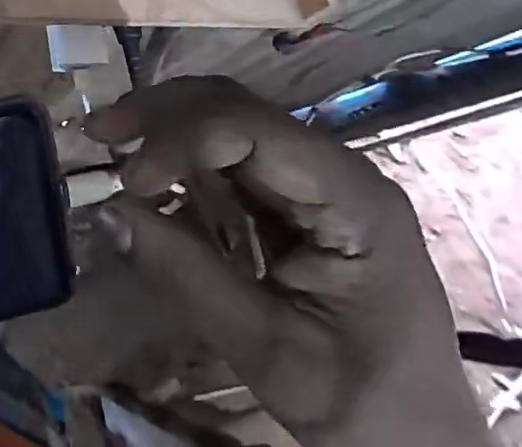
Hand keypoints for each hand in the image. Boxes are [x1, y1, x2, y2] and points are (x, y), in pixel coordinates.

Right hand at [84, 76, 487, 446]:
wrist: (420, 441)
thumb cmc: (364, 406)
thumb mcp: (274, 354)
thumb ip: (192, 278)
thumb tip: (110, 212)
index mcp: (353, 197)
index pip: (258, 130)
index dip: (186, 139)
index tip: (132, 181)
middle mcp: (334, 168)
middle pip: (240, 108)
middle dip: (166, 114)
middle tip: (101, 133)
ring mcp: (314, 178)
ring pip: (229, 120)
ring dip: (167, 126)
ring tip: (112, 142)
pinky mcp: (294, 196)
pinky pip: (230, 157)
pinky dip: (182, 159)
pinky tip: (150, 178)